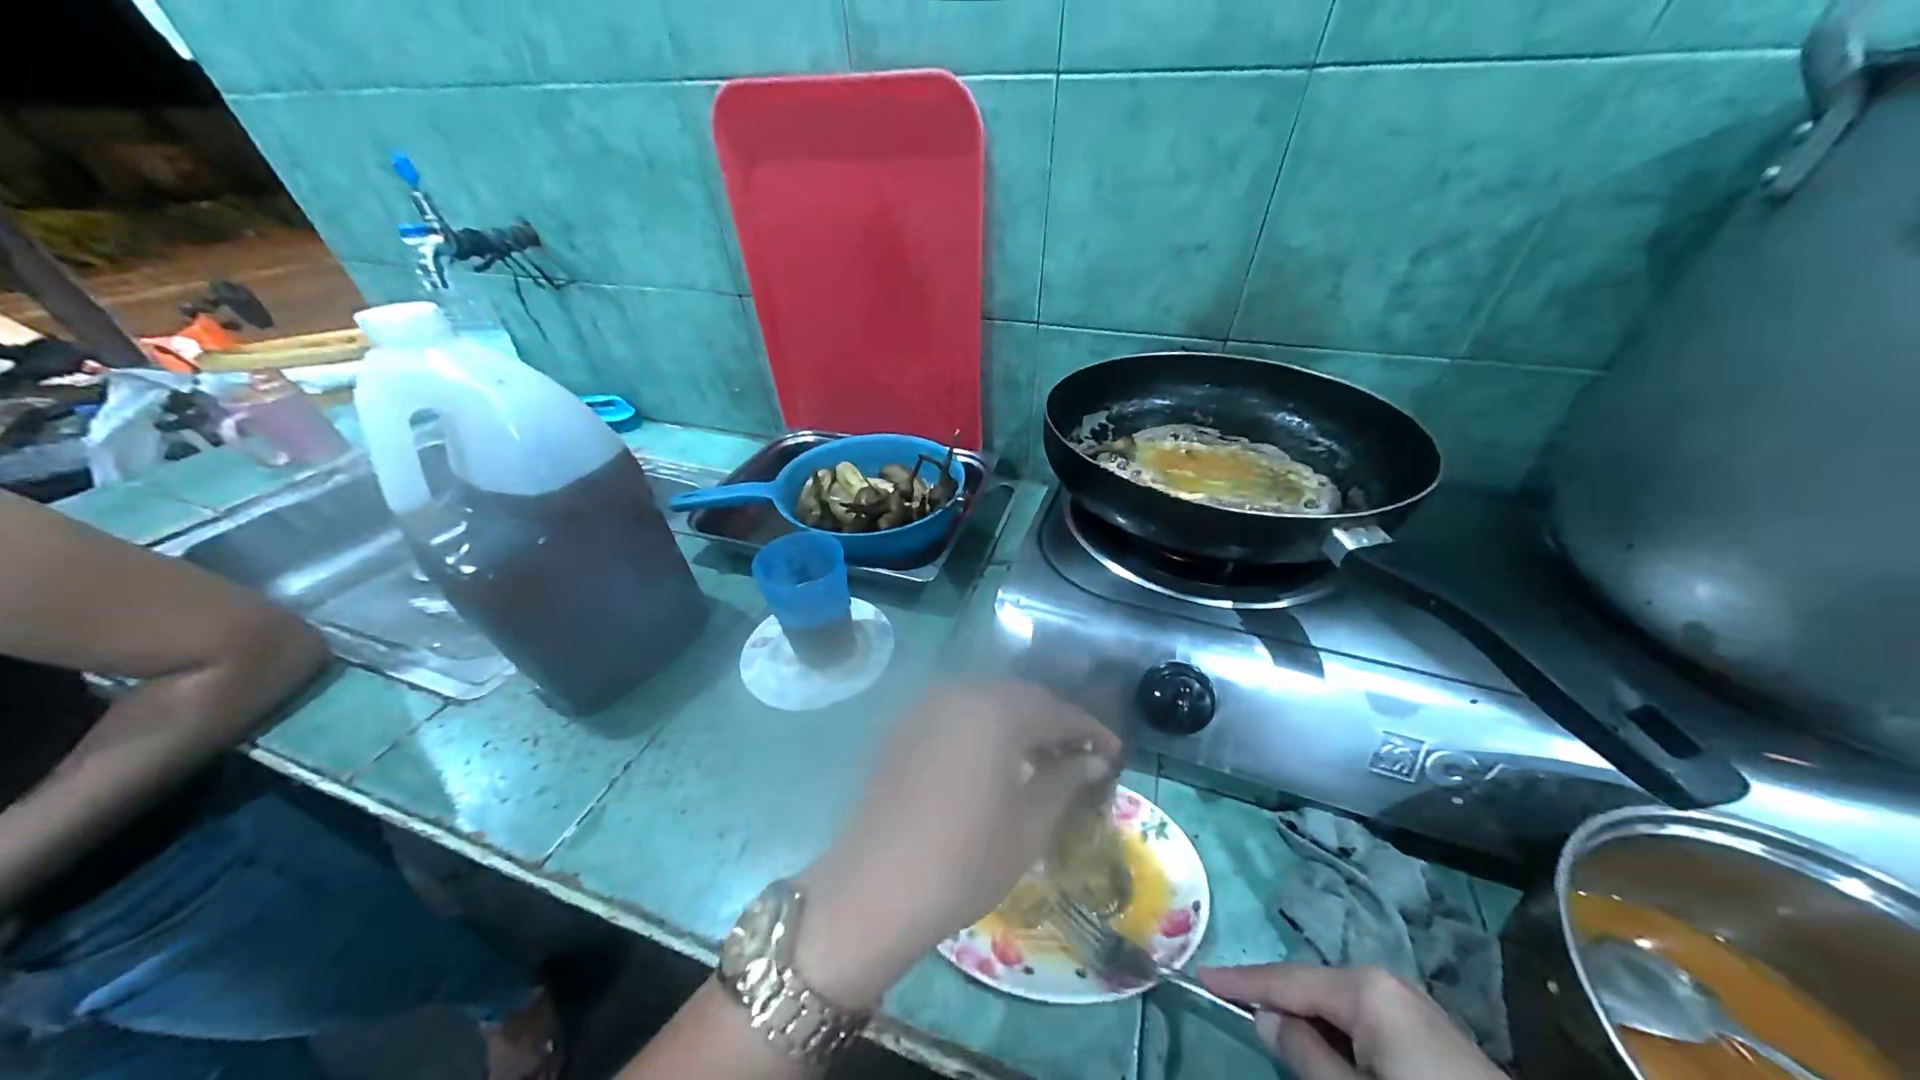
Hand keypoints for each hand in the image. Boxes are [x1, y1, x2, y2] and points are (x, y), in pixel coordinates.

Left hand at [797, 681, 1121, 1006]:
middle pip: (1020, 698)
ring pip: (987, 703)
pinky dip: (985, 728)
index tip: (1114, 752)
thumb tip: (1093, 760)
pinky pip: (957, 715)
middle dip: (1054, 723)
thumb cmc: (964, 860)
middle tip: (1081, 754)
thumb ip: (1065, 780)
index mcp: (995, 711)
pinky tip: (996, 759)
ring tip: (1042, 758)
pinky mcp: (904, 728)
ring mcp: (926, 708)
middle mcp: (959, 694)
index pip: (1056, 711)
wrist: (874, 890)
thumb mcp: (1029, 825)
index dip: (1090, 730)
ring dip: (1019, 724)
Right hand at [1199, 964, 1504, 1079]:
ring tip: (1280, 1036)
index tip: (1203, 976)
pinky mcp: (1432, 1033)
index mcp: (1366, 990)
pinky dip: (1340, 1032)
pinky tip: (1331, 1052)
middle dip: (1278, 1000)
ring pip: (1340, 1003)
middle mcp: (1387, 983)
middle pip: (1313, 985)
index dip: (1241, 981)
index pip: (1286, 979)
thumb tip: (1267, 1019)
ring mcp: (1414, 1005)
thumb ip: (1304, 1055)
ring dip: (1310, 1020)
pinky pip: (1366, 1019)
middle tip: (1236, 1010)